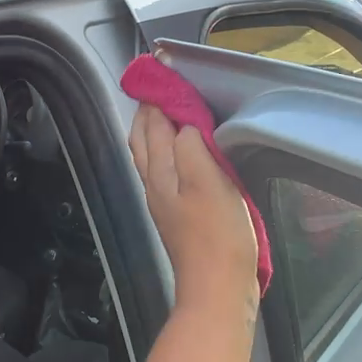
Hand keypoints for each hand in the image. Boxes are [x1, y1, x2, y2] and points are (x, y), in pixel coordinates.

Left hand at [128, 104, 257, 316]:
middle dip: (151, 112)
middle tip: (163, 89)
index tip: (164, 73)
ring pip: (151, 158)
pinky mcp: (179, 218)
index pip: (152, 124)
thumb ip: (191, 146)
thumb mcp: (208, 180)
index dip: (158, 97)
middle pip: (144, 141)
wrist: (217, 289)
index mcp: (160, 172)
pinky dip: (169, 155)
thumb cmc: (217, 235)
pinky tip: (183, 157)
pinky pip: (166, 175)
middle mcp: (155, 185)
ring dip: (157, 133)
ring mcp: (165, 203)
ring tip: (169, 115)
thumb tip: (182, 123)